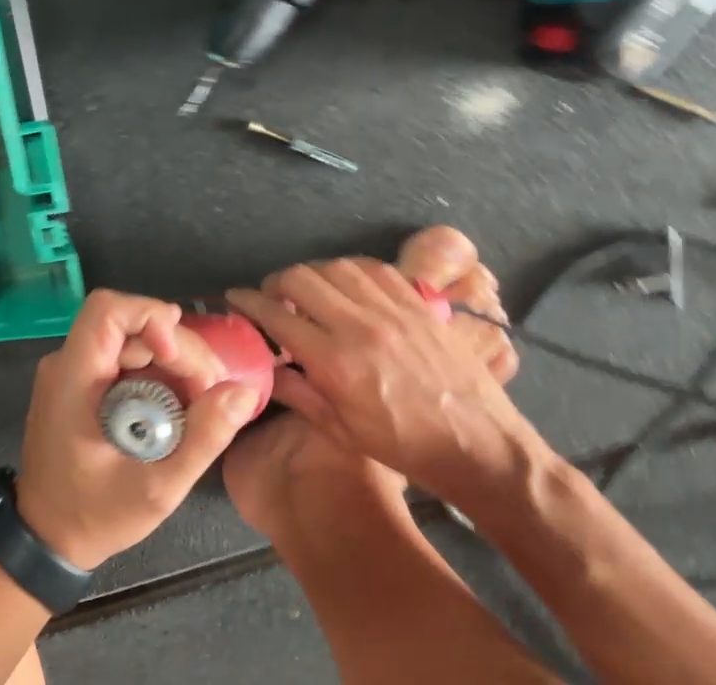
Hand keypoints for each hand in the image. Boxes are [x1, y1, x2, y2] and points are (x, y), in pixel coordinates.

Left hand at [18, 290, 264, 570]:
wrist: (48, 532)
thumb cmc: (96, 513)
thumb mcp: (158, 487)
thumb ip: (202, 438)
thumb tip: (243, 390)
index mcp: (72, 378)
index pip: (105, 310)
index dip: (149, 316)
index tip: (180, 358)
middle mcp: (67, 364)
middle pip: (127, 325)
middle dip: (177, 349)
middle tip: (213, 395)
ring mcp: (72, 373)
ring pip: (131, 341)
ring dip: (173, 364)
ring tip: (202, 406)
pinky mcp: (83, 385)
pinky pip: (124, 361)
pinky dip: (158, 376)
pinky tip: (180, 409)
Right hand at [226, 253, 546, 507]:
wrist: (481, 448)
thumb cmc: (402, 447)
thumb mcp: (337, 429)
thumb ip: (294, 391)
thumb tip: (262, 365)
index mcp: (334, 362)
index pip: (274, 314)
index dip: (246, 301)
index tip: (234, 298)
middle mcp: (360, 327)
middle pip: (300, 278)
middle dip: (275, 283)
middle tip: (272, 297)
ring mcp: (394, 313)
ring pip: (336, 267)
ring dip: (313, 274)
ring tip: (309, 291)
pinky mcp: (422, 308)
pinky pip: (377, 270)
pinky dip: (352, 271)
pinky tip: (348, 287)